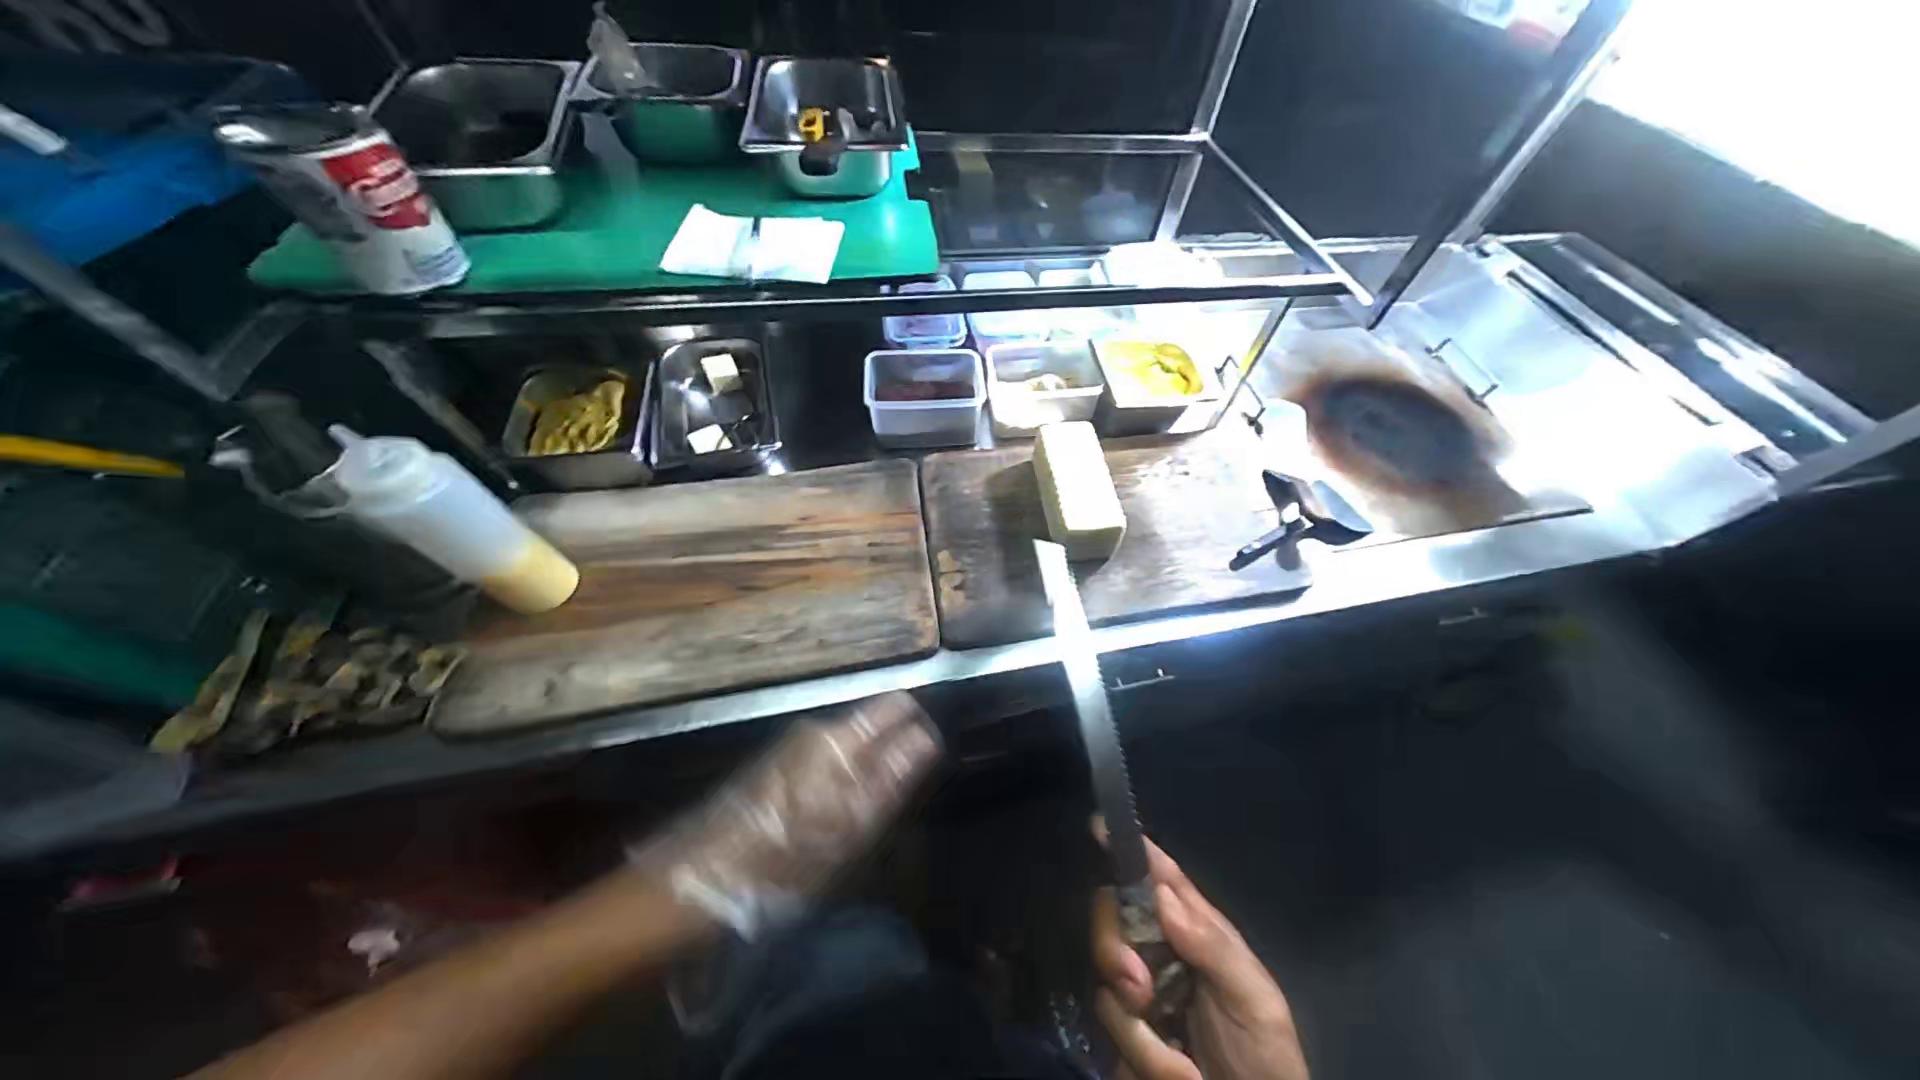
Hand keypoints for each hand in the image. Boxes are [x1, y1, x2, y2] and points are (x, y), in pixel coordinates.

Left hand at [629, 691, 940, 933]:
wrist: (696, 883)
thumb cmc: (782, 859)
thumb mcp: (848, 827)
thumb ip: (890, 776)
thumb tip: (927, 737)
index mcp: (836, 737)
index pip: (896, 706)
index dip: (917, 730)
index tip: (929, 763)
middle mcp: (814, 730)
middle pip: (873, 726)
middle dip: (892, 754)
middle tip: (897, 802)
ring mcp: (791, 748)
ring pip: (849, 748)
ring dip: (865, 774)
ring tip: (864, 822)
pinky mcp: (774, 768)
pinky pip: (824, 765)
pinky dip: (838, 784)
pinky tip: (831, 822)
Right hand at [1090, 824, 1308, 1079]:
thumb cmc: (1267, 1055)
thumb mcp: (1256, 1000)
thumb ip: (1213, 947)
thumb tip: (1163, 897)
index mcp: (1194, 927)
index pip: (1158, 876)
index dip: (1130, 849)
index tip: (1098, 826)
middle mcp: (1159, 947)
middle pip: (1110, 917)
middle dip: (1113, 951)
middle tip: (1139, 990)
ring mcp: (1137, 988)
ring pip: (1103, 975)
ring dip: (1135, 1024)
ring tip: (1179, 1061)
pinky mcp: (1124, 1030)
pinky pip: (1107, 1024)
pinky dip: (1140, 1054)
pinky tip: (1174, 1068)